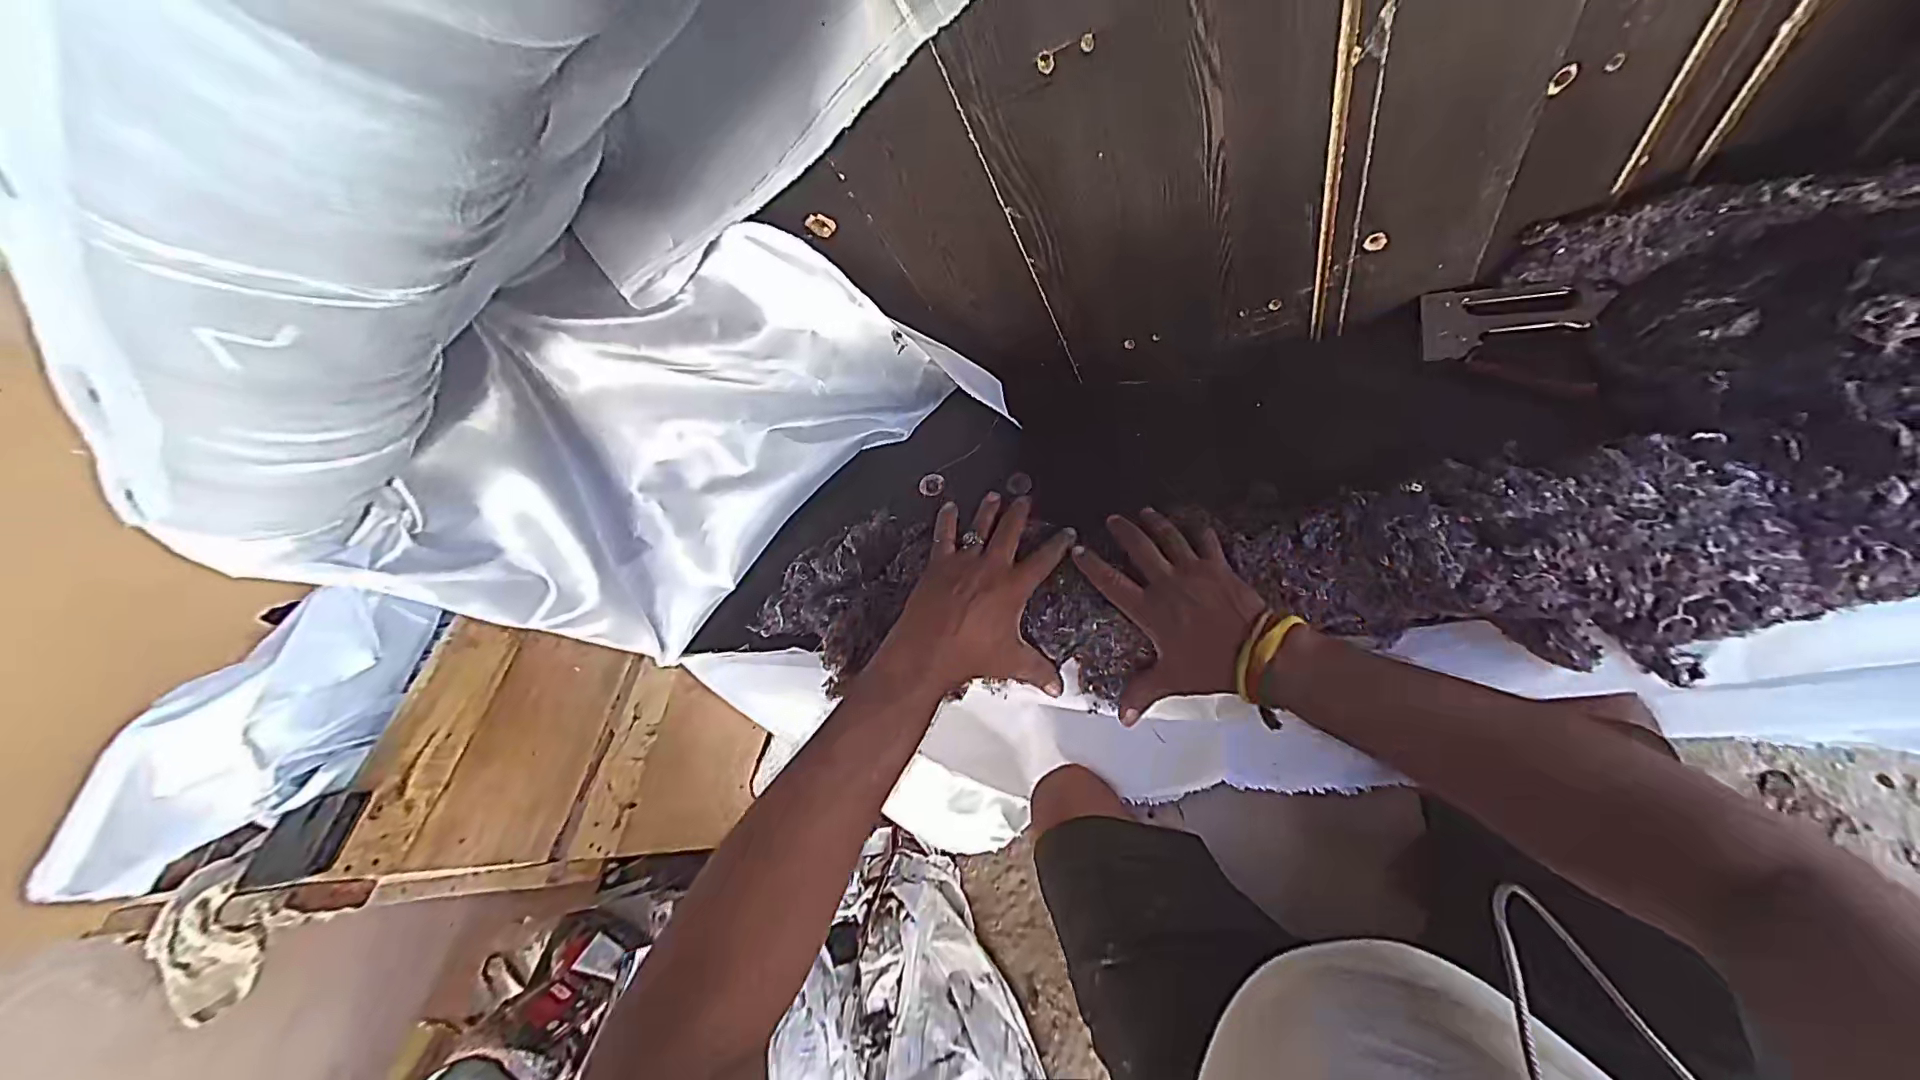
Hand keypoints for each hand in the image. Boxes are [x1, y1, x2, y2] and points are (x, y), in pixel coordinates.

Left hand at [863, 493, 1075, 700]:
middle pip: (1010, 532)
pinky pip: (944, 536)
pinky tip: (948, 507)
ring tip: (995, 496)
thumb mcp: (1011, 662)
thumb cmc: (968, 655)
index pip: (1043, 559)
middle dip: (1020, 514)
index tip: (1066, 533)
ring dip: (988, 510)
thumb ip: (1038, 670)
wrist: (926, 652)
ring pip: (979, 527)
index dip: (1058, 544)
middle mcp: (990, 568)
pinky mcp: (938, 565)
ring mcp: (963, 563)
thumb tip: (1056, 685)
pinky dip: (946, 520)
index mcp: (1013, 587)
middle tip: (1026, 499)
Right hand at [1072, 509, 1268, 723]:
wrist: (1258, 653)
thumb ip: (1142, 693)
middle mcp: (1167, 584)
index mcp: (1149, 610)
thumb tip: (1123, 717)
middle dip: (1123, 531)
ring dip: (1155, 522)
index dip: (1092, 564)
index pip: (1111, 582)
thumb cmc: (1211, 666)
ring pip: (1169, 537)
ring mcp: (1194, 571)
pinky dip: (1196, 528)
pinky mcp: (1219, 567)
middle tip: (1113, 519)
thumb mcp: (1171, 680)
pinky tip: (1191, 521)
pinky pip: (1205, 540)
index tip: (1079, 550)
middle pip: (1139, 548)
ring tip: (1144, 512)